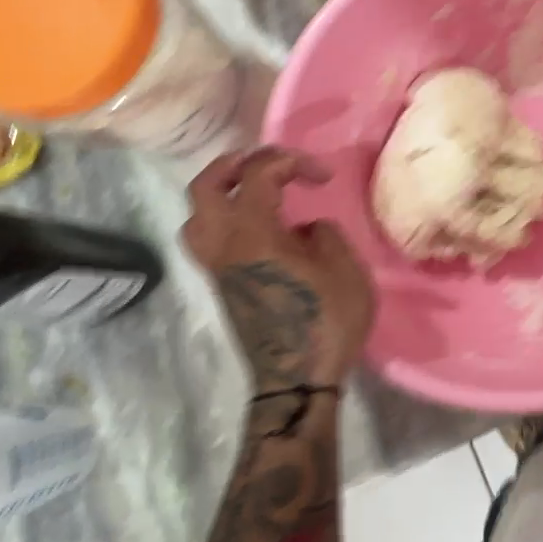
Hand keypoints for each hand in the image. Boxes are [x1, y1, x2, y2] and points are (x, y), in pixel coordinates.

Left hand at [184, 148, 376, 394]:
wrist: (296, 380)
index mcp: (254, 234)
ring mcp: (216, 268)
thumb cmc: (325, 321)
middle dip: (233, 165)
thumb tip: (304, 230)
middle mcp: (224, 245)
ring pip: (197, 215)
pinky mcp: (220, 286)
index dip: (290, 161)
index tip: (322, 176)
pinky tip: (255, 227)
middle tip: (264, 162)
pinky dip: (223, 219)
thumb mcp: (345, 269)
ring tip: (252, 191)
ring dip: (220, 194)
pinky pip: (206, 238)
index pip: (259, 175)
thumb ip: (324, 235)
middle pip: (205, 188)